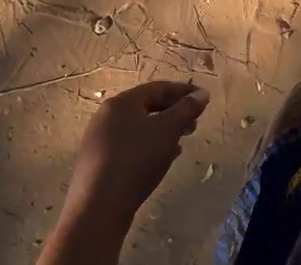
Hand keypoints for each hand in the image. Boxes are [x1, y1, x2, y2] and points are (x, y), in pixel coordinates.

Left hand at [62, 80, 208, 221]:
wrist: (97, 210)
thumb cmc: (136, 160)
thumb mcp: (168, 130)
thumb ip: (187, 108)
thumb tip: (202, 94)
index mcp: (120, 103)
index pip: (158, 88)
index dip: (184, 91)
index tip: (204, 99)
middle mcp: (105, 118)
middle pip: (147, 107)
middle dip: (174, 114)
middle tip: (193, 124)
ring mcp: (98, 143)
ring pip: (138, 129)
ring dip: (163, 132)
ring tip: (180, 144)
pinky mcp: (96, 165)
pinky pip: (128, 147)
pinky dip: (148, 147)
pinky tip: (160, 161)